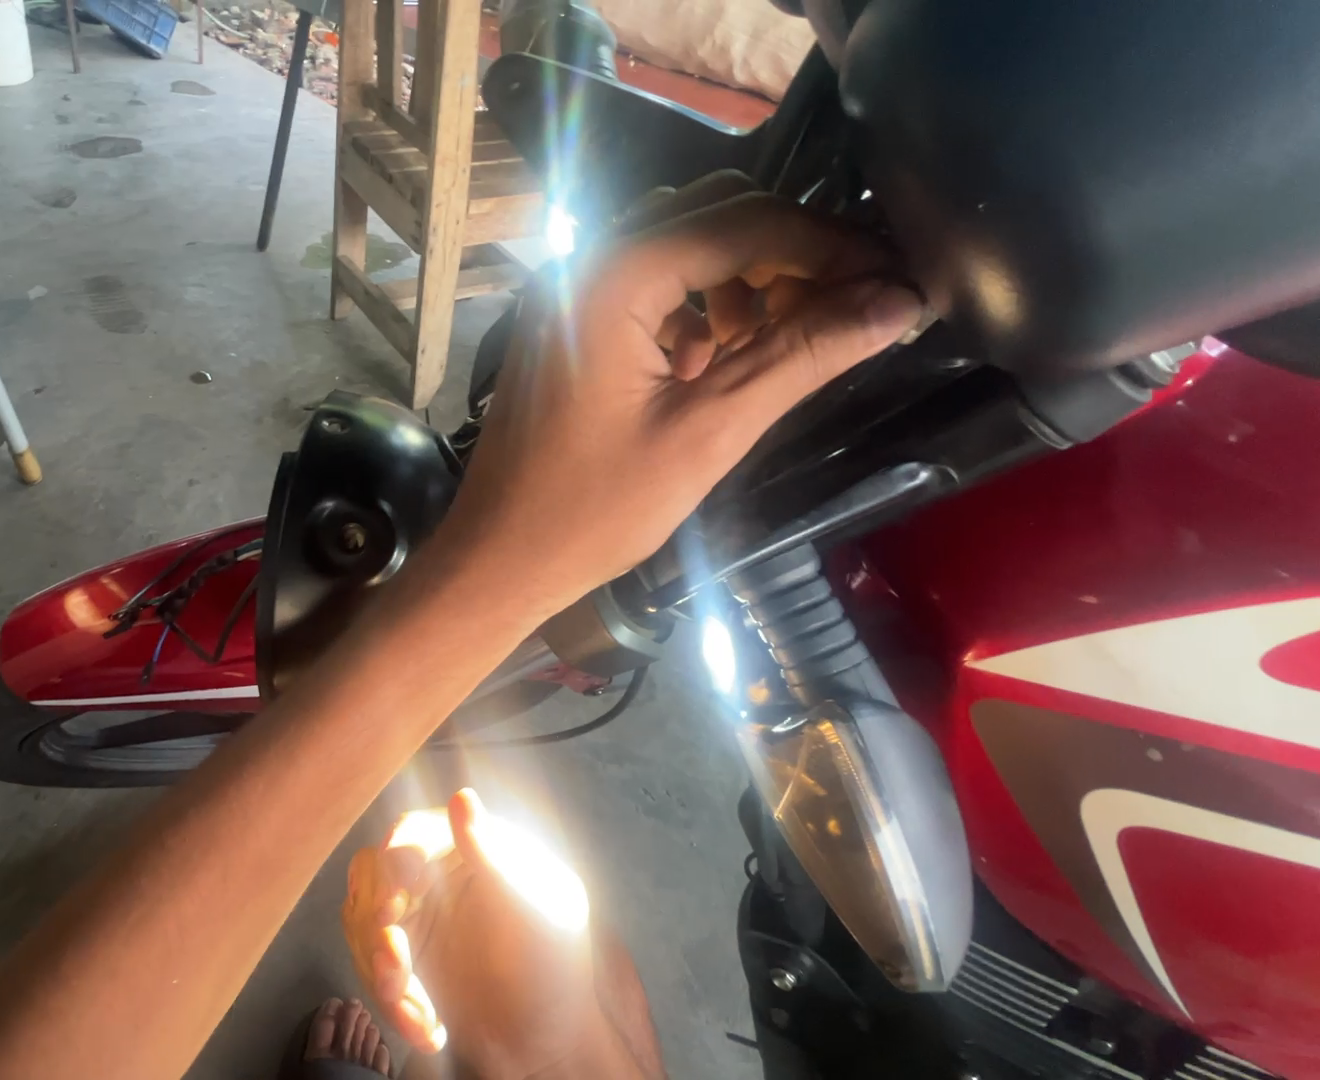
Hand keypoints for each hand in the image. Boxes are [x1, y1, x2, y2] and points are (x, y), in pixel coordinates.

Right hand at [343, 789, 606, 1079]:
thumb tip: (462, 796)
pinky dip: (390, 999)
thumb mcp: (534, 907)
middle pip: (374, 874)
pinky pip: (370, 965)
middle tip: (394, 957)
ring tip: (414, 1008)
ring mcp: (413, 915)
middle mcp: (432, 873)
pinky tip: (428, 1028)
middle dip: (376, 918)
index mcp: (466, 846)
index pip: (414, 833)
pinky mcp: (402, 956)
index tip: (402, 891)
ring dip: (379, 965)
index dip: (399, 856)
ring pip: (363, 920)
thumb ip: (491, 854)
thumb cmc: (555, 965)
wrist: (549, 1042)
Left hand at [427, 174, 924, 619]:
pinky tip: (705, 365)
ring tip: (770, 345)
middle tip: (840, 310)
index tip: (893, 280)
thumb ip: (799, 356)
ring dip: (736, 284)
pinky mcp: (561, 328)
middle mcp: (580, 266)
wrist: (498, 556)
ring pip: (674, 252)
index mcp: (610, 278)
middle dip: (782, 258)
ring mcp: (563, 296)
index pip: (743, 222)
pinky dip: (688, 312)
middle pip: (708, 221)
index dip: (829, 245)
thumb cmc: (593, 510)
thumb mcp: (706, 433)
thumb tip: (898, 300)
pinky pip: (640, 292)